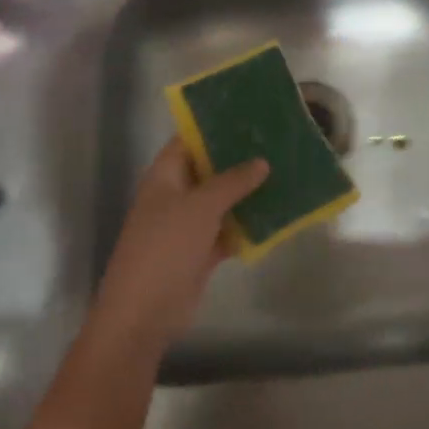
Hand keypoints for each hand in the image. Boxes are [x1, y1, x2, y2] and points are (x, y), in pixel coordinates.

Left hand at [90, 139, 268, 349]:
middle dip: (238, 159)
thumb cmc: (165, 247)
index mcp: (164, 176)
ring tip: (285, 172)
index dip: (214, 127)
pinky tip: (278, 215)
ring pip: (222, 201)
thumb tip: (261, 162)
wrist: (143, 313)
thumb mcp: (200, 206)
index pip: (189, 140)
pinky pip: (228, 231)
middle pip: (209, 170)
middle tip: (277, 142)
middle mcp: (175, 196)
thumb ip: (232, 182)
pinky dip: (247, 226)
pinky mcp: (200, 253)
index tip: (249, 115)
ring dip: (248, 193)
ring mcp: (187, 226)